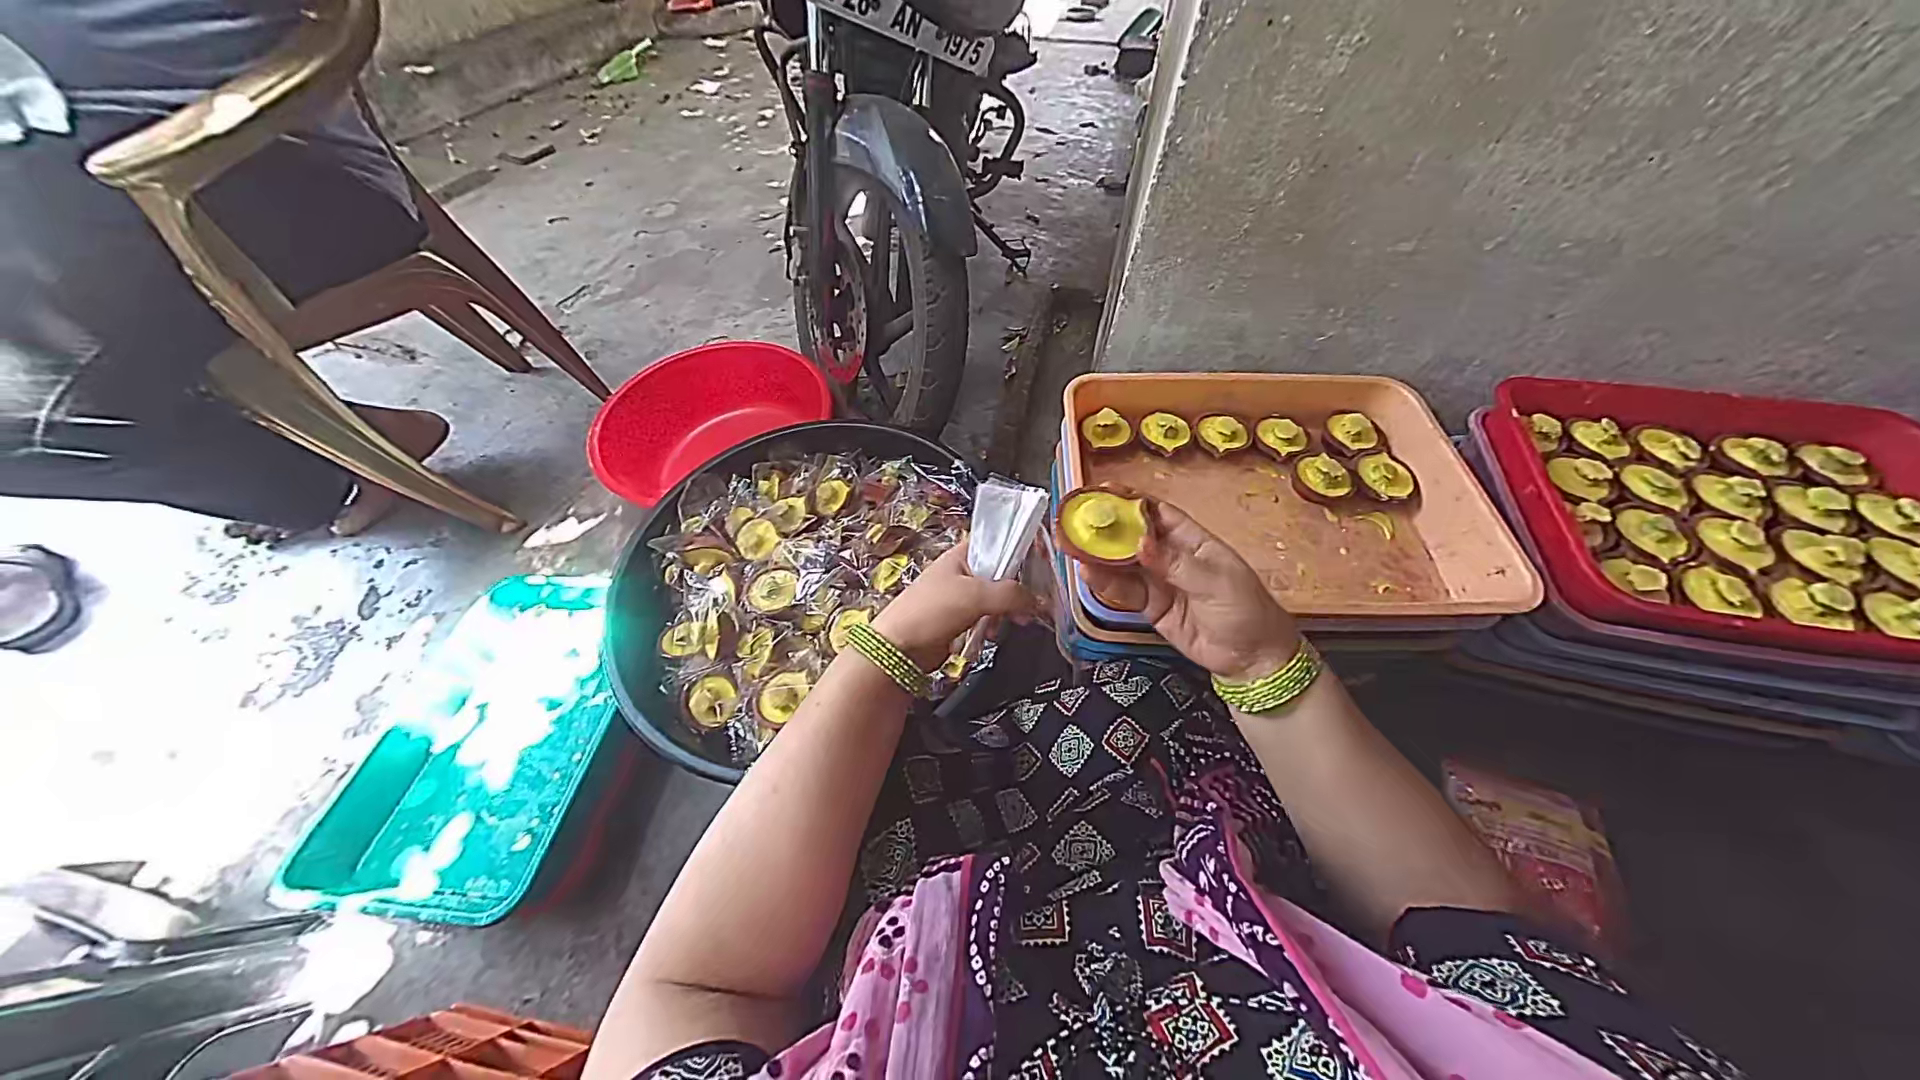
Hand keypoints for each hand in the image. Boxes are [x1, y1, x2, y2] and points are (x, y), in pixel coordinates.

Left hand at [871, 540, 1033, 670]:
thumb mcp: (976, 595)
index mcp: (962, 554)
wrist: (899, 648)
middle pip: (1001, 574)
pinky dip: (992, 626)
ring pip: (996, 599)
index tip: (1039, 565)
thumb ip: (1011, 594)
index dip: (1019, 550)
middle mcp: (962, 572)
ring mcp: (960, 597)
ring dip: (1005, 612)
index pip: (997, 542)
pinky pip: (986, 618)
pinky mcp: (959, 620)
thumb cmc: (932, 611)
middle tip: (1029, 606)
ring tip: (1011, 623)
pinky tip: (991, 635)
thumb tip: (1038, 601)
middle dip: (1016, 591)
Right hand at [1080, 501, 1299, 681]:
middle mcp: (1171, 557)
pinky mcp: (1150, 606)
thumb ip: (1175, 564)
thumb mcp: (1216, 583)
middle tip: (1077, 522)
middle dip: (1106, 529)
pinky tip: (1088, 574)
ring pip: (1122, 564)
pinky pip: (1123, 591)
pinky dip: (1104, 583)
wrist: (1252, 660)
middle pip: (1132, 537)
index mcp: (1192, 541)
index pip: (1156, 513)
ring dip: (1099, 556)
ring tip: (1073, 548)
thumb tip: (1140, 544)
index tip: (1104, 494)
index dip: (1130, 502)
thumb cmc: (1246, 612)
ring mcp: (1158, 582)